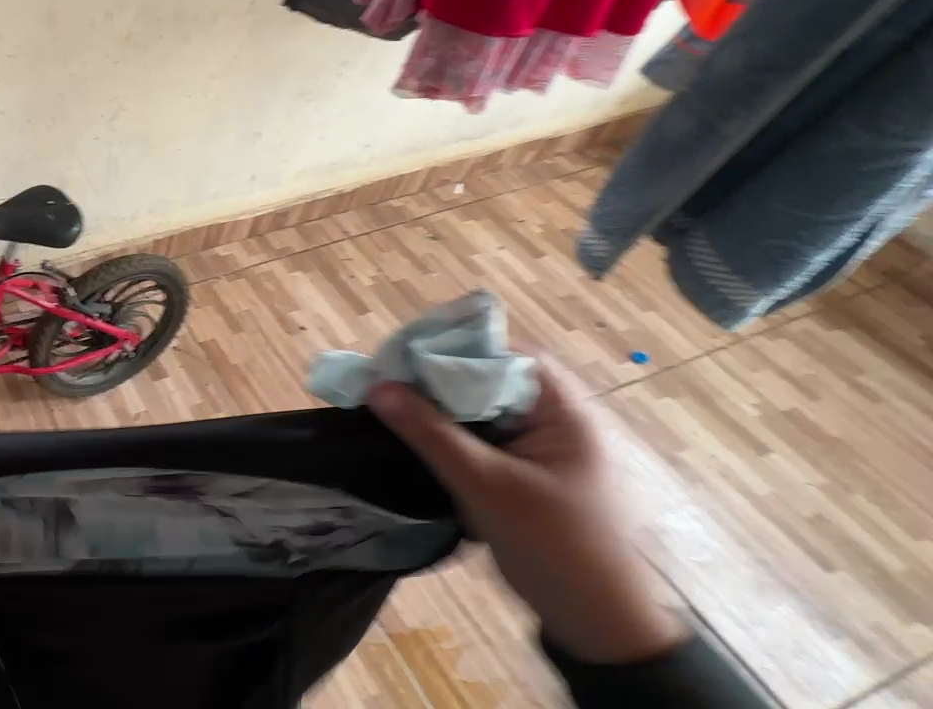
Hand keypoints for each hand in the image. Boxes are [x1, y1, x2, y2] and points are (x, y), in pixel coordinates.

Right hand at [368, 361, 688, 663]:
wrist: (599, 628)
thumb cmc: (555, 548)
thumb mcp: (486, 486)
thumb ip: (430, 433)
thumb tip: (376, 385)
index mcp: (566, 415)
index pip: (511, 356)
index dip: (460, 348)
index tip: (408, 355)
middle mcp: (557, 424)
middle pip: (492, 380)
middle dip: (440, 379)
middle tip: (390, 381)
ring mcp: (543, 452)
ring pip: (484, 411)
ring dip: (442, 409)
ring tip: (394, 406)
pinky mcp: (528, 477)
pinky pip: (484, 439)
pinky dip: (452, 436)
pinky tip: (419, 441)